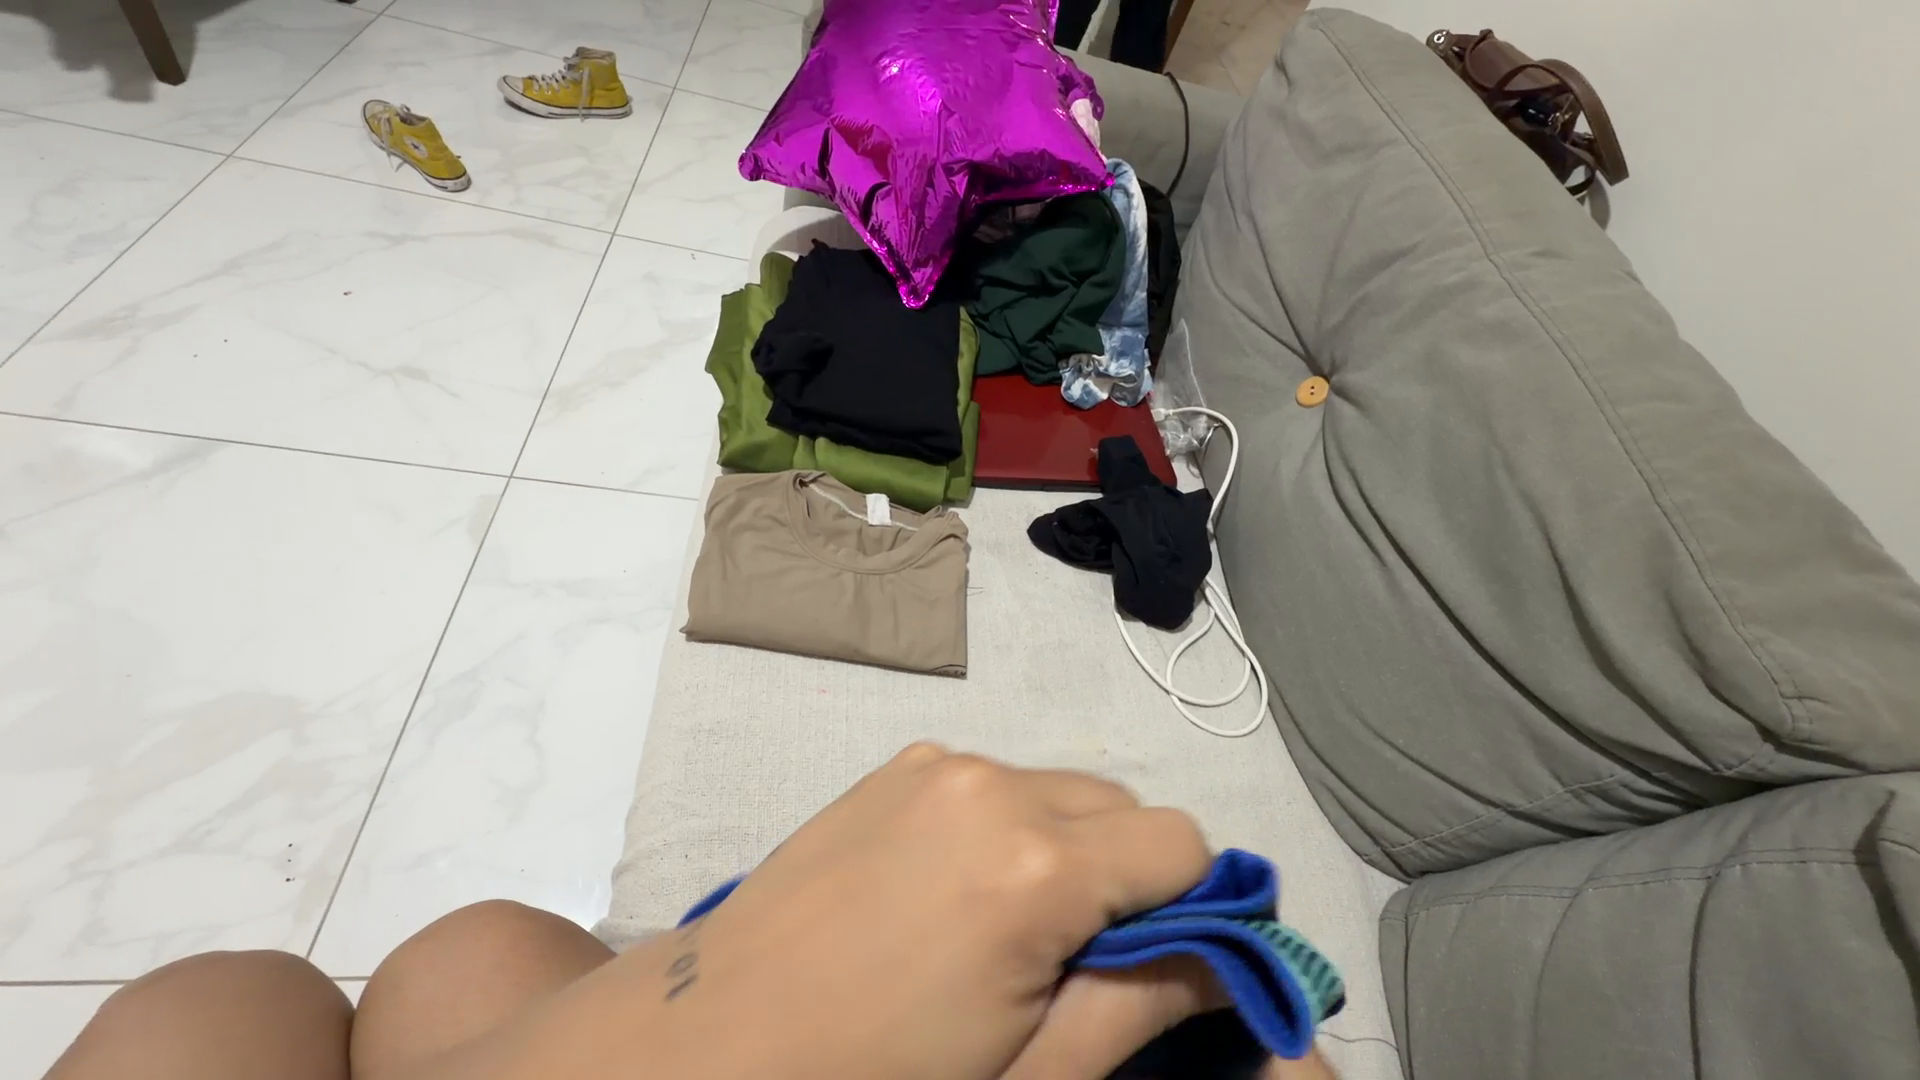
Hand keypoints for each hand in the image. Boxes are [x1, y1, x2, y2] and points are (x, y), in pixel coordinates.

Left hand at [670, 742, 1213, 1079]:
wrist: (715, 1035)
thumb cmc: (878, 1076)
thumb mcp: (1030, 1075)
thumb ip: (1142, 1005)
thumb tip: (1225, 957)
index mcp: (1035, 864)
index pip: (1182, 842)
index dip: (1193, 904)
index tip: (1164, 961)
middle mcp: (994, 784)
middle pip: (1123, 809)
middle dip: (1127, 877)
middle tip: (1075, 956)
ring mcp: (940, 763)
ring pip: (1060, 790)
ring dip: (1065, 847)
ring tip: (1003, 924)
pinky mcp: (900, 763)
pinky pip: (997, 782)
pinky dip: (1006, 824)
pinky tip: (951, 887)